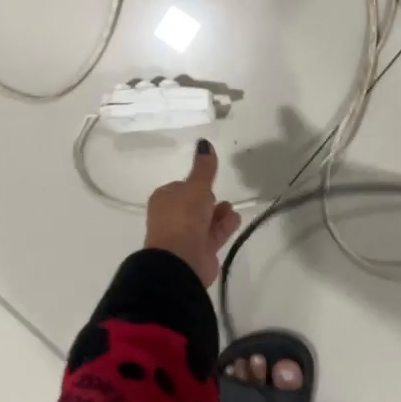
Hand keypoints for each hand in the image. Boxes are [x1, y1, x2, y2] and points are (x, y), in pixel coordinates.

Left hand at [143, 139, 240, 286]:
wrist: (180, 259)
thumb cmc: (183, 217)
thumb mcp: (196, 187)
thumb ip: (204, 167)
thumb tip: (204, 142)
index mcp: (164, 199)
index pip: (181, 187)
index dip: (194, 185)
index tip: (207, 182)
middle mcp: (172, 217)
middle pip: (193, 205)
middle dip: (207, 200)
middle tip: (219, 195)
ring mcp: (185, 236)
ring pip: (205, 220)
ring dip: (219, 213)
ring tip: (231, 207)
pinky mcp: (200, 251)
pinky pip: (214, 234)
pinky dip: (225, 226)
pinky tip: (236, 218)